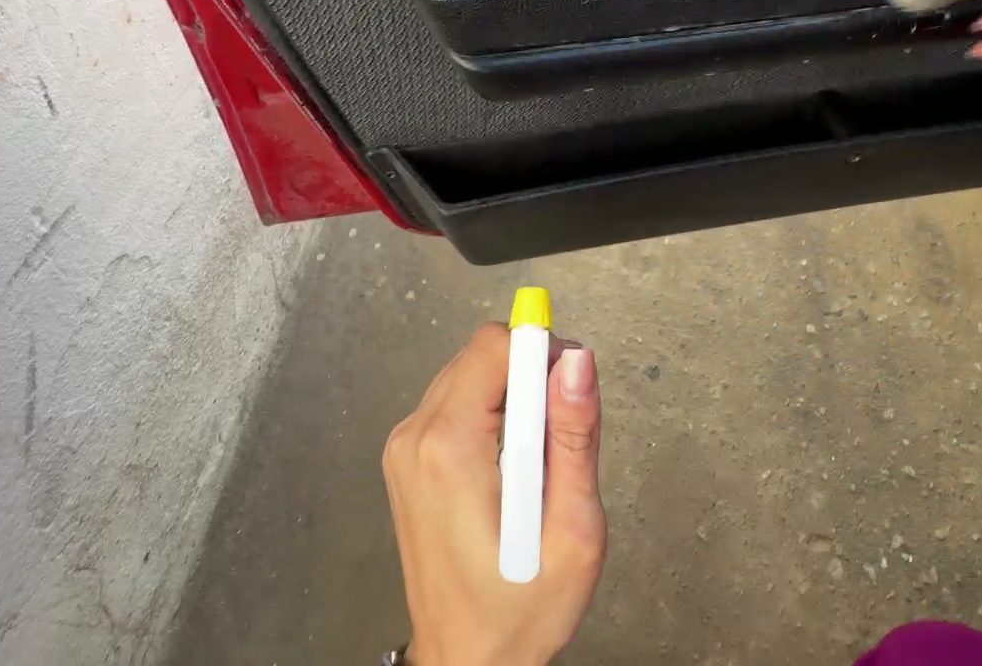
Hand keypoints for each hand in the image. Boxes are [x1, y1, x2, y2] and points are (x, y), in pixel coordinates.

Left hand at [383, 324, 605, 665]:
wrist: (466, 660)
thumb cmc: (518, 610)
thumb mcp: (572, 529)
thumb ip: (574, 436)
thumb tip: (576, 361)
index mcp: (450, 449)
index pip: (494, 347)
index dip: (542, 354)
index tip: (568, 387)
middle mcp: (416, 437)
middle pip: (481, 353)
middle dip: (530, 376)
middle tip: (559, 437)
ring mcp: (405, 445)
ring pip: (469, 370)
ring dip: (512, 395)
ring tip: (535, 461)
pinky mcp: (408, 453)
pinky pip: (455, 398)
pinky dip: (491, 412)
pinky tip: (509, 464)